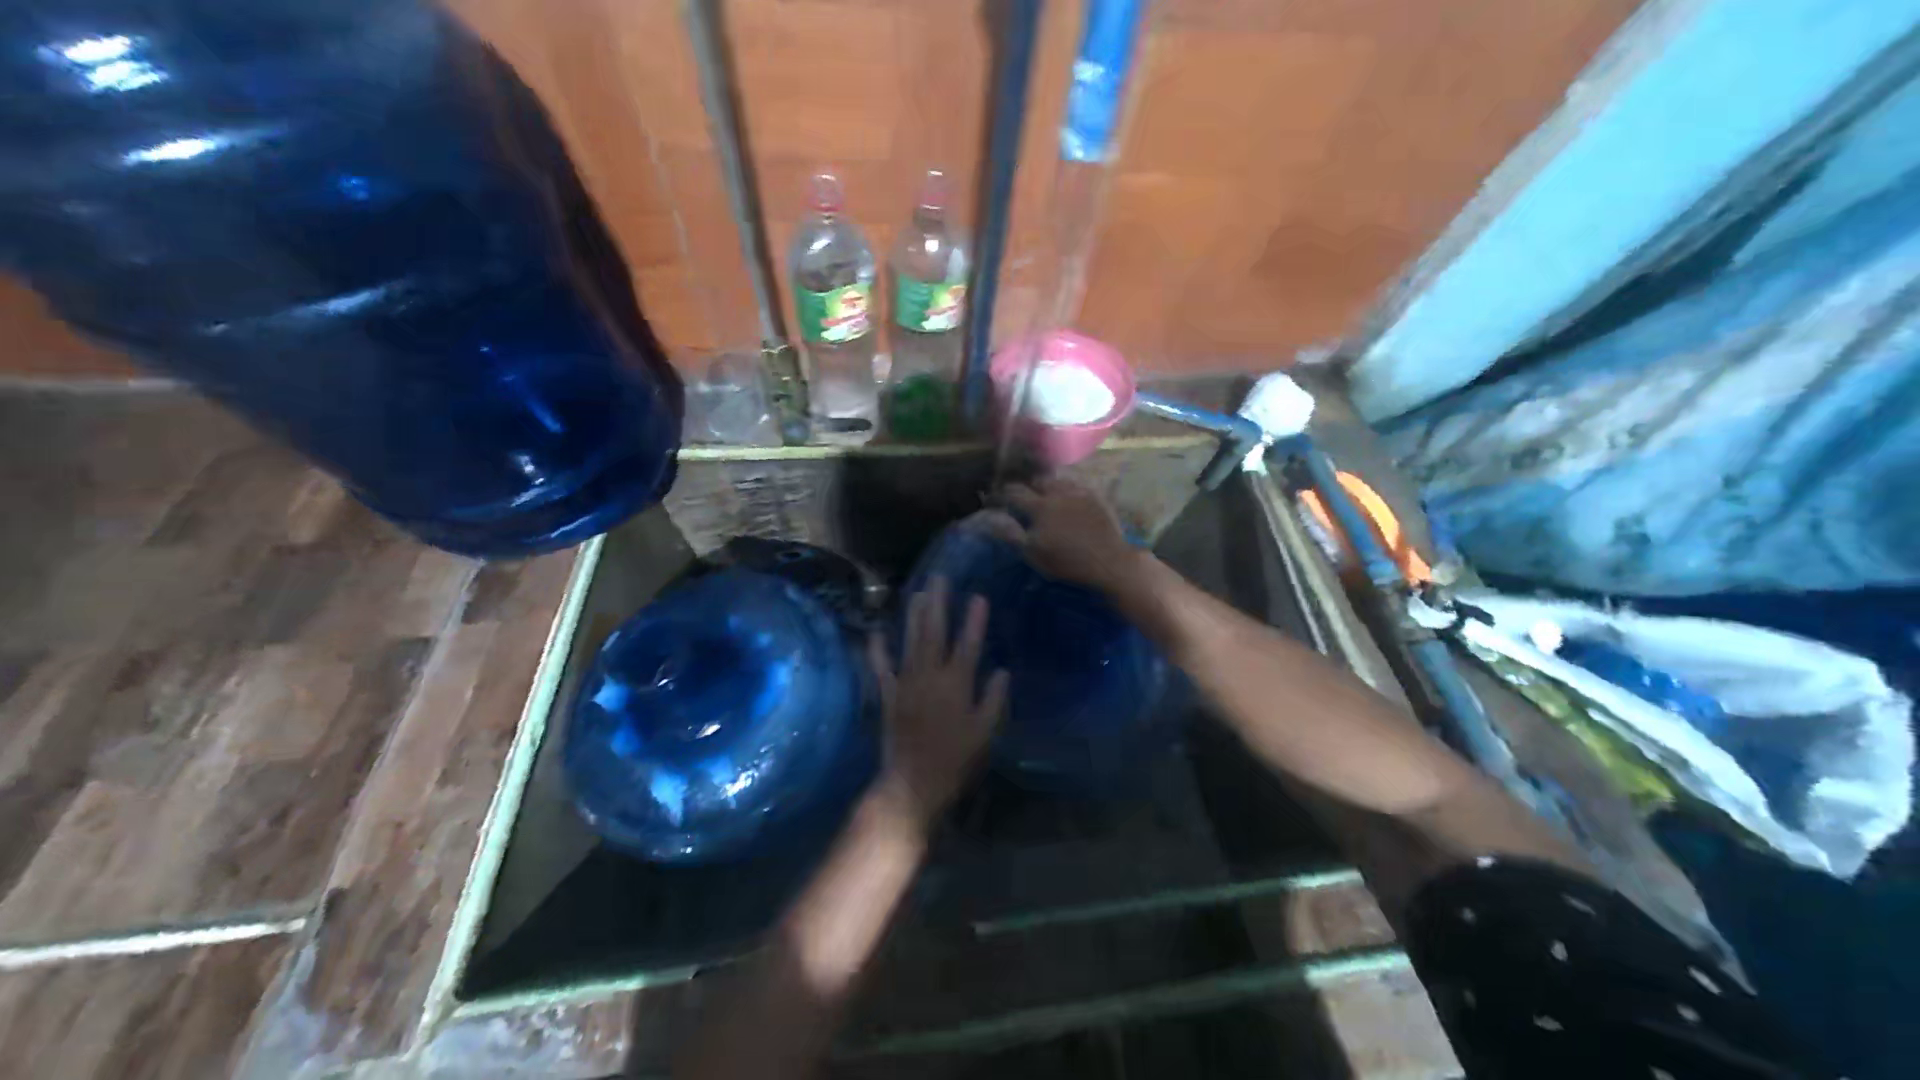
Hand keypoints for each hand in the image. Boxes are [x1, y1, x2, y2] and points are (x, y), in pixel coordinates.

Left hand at [867, 578, 1008, 826]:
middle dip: (938, 603)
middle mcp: (930, 676)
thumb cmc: (955, 759)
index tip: (978, 595)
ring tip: (917, 592)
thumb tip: (1002, 671)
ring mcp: (906, 683)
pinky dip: (877, 649)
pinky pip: (881, 667)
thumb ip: (993, 700)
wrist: (912, 782)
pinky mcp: (889, 695)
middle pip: (935, 633)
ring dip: (913, 616)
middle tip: (939, 578)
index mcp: (957, 685)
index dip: (974, 620)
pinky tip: (876, 631)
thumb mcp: (984, 733)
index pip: (968, 644)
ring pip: (910, 642)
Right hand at [999, 477, 1142, 591]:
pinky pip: (1077, 484)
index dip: (1000, 495)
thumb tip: (990, 518)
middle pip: (1036, 481)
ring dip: (1047, 484)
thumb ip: (1011, 534)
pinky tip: (1068, 495)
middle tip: (1020, 495)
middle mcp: (1057, 493)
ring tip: (1044, 492)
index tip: (993, 500)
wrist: (1108, 561)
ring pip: (1057, 480)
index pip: (1013, 493)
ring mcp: (1079, 492)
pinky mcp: (1096, 497)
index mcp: (1039, 507)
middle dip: (1025, 486)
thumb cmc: (1066, 561)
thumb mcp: (1033, 553)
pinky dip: (1067, 487)